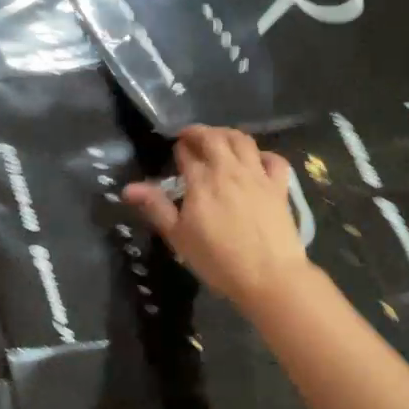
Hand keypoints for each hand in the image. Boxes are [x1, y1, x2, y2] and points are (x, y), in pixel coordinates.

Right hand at [123, 125, 315, 310]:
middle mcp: (230, 171)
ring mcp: (258, 177)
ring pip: (243, 141)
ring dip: (227, 134)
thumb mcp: (177, 236)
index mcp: (202, 182)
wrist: (269, 276)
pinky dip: (262, 153)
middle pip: (215, 138)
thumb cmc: (217, 259)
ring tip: (217, 140)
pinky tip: (254, 160)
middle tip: (190, 138)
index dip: (178, 148)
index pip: (187, 153)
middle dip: (199, 133)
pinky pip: (274, 159)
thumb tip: (128, 188)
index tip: (173, 151)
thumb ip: (155, 207)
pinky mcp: (280, 187)